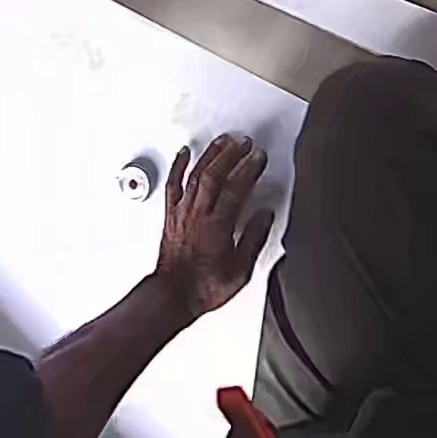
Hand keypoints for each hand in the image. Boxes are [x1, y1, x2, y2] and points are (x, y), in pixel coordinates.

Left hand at [154, 134, 275, 322]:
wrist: (173, 296)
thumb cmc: (203, 287)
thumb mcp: (240, 271)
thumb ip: (253, 239)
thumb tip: (264, 216)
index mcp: (217, 226)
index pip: (235, 188)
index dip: (249, 169)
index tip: (259, 157)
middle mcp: (198, 214)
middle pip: (215, 175)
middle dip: (232, 155)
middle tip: (245, 143)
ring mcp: (183, 212)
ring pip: (196, 175)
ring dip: (211, 155)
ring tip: (224, 141)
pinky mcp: (171, 214)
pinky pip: (174, 184)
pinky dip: (179, 166)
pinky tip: (185, 153)